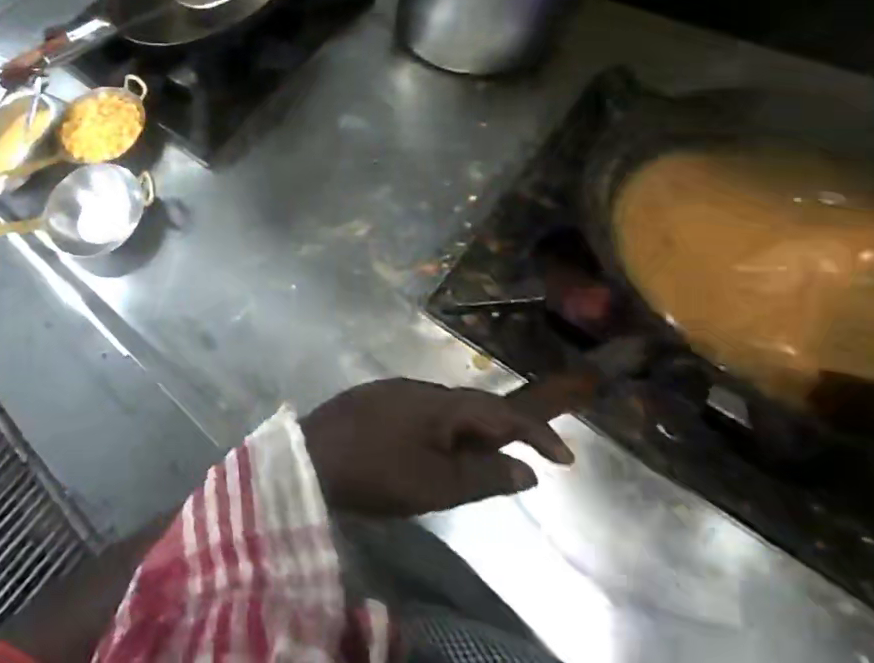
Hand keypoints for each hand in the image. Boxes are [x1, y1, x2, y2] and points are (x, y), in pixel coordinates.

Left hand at [301, 379, 574, 515]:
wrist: (308, 459)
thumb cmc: (377, 474)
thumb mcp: (438, 486)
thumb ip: (485, 476)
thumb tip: (527, 470)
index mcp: (436, 403)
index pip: (498, 410)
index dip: (535, 431)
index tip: (566, 457)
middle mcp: (414, 387)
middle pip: (470, 404)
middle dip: (501, 429)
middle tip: (525, 457)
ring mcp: (387, 390)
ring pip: (441, 407)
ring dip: (467, 430)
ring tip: (481, 460)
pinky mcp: (367, 400)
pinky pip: (417, 410)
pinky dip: (438, 429)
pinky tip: (433, 449)